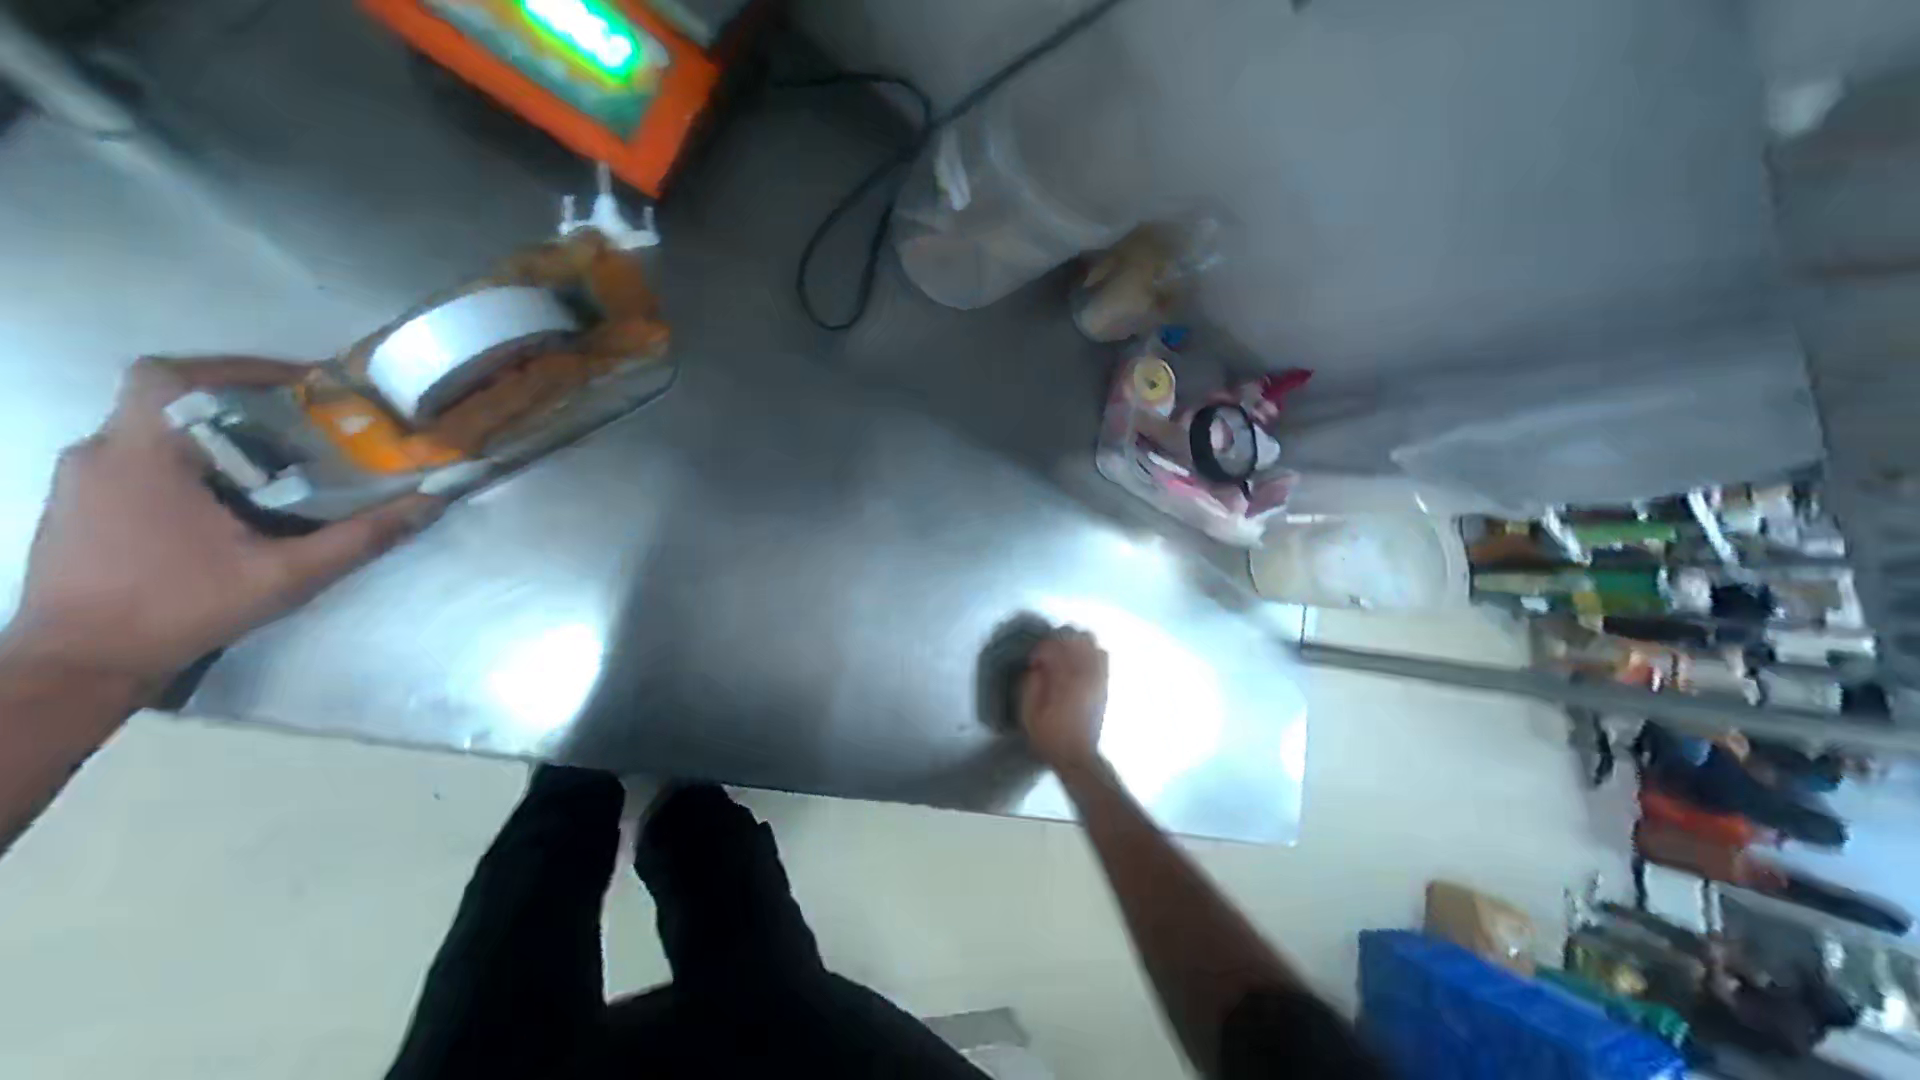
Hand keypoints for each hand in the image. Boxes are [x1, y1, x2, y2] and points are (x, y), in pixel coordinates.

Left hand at [3, 357, 445, 687]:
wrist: (77, 664)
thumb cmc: (181, 610)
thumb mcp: (289, 576)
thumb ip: (362, 536)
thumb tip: (430, 502)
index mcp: (141, 458)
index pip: (170, 377)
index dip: (236, 366)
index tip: (300, 382)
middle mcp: (101, 454)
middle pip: (173, 398)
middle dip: (246, 402)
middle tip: (311, 422)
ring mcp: (85, 479)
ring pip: (160, 428)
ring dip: (224, 432)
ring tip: (288, 458)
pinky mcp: (84, 503)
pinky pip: (146, 457)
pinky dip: (199, 459)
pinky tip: (242, 494)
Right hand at [1017, 628, 1109, 770]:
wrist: (1077, 757)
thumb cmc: (1049, 736)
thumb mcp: (1029, 713)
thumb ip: (1030, 685)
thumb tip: (1036, 667)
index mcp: (1065, 680)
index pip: (1055, 647)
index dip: (1041, 650)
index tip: (1033, 662)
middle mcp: (1085, 675)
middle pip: (1078, 638)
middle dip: (1059, 640)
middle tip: (1048, 654)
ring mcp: (1098, 679)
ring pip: (1093, 644)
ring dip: (1076, 644)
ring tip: (1064, 656)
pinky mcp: (1104, 685)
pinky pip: (1103, 657)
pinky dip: (1090, 653)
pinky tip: (1078, 664)